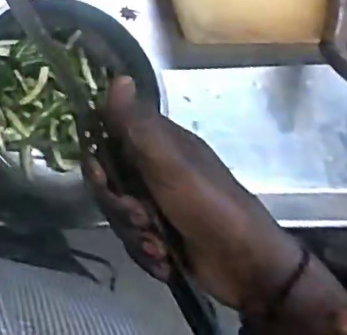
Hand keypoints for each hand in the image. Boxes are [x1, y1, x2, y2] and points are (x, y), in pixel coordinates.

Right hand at [86, 76, 302, 311]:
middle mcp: (150, 168)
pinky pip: (131, 240)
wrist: (252, 270)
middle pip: (106, 179)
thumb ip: (138, 124)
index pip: (107, 134)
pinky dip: (146, 253)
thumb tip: (118, 77)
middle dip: (117, 203)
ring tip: (158, 245)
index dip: (95, 153)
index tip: (99, 173)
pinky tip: (165, 260)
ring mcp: (154, 202)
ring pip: (116, 212)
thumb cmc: (210, 205)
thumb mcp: (170, 162)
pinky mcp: (159, 235)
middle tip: (139, 215)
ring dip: (133, 232)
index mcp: (154, 141)